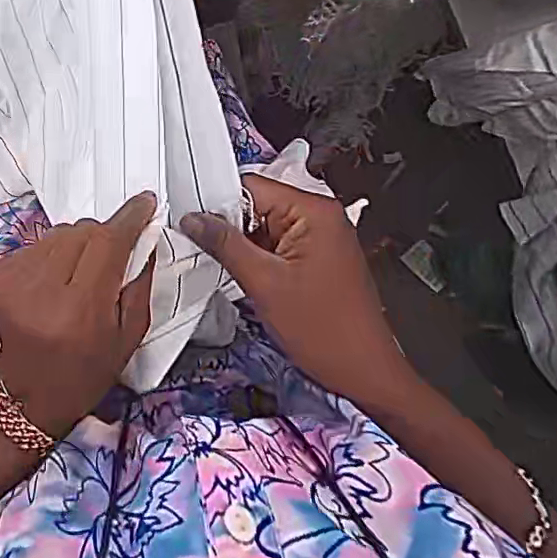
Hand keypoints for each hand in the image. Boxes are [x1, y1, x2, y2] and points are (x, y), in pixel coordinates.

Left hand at [0, 192, 156, 436]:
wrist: (26, 397)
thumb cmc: (84, 371)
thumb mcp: (129, 335)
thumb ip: (140, 281)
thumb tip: (144, 236)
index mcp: (79, 310)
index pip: (107, 243)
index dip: (129, 218)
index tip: (145, 203)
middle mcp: (41, 291)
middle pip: (83, 231)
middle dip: (105, 235)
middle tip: (112, 259)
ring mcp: (13, 282)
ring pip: (59, 232)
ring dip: (78, 243)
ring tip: (81, 274)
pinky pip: (38, 244)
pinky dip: (54, 253)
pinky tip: (57, 280)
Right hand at [181, 174, 415, 408]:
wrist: (364, 371)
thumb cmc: (325, 330)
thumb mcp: (265, 283)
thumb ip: (225, 245)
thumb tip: (194, 220)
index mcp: (314, 210)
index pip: (252, 186)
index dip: (218, 203)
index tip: (192, 223)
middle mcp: (320, 216)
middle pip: (257, 205)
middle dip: (229, 228)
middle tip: (204, 250)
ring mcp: (320, 237)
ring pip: (263, 227)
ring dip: (243, 247)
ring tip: (228, 269)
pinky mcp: (316, 258)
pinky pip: (276, 246)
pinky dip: (257, 259)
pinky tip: (247, 278)